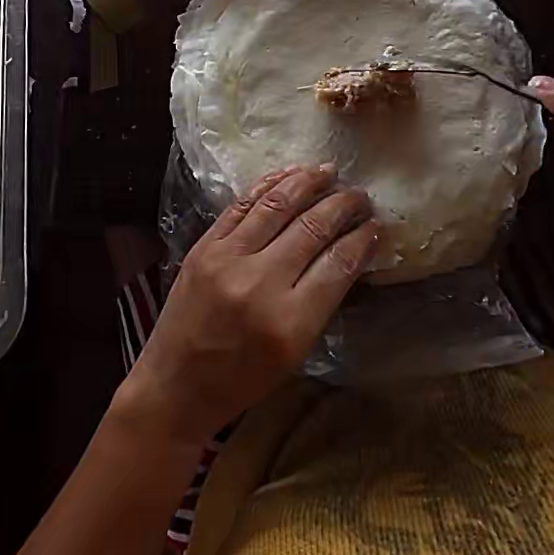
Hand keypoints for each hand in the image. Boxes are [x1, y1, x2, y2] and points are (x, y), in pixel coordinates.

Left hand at [113, 166, 384, 444]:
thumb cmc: (242, 379)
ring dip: (306, 183)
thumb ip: (320, 302)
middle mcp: (259, 283)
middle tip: (360, 195)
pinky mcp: (203, 247)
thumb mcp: (295, 352)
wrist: (176, 382)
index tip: (377, 225)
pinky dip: (267, 186)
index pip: (338, 265)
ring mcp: (226, 259)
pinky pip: (241, 207)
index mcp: (289, 322)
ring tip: (328, 171)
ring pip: (276, 207)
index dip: (362, 240)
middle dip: (342, 206)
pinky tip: (287, 175)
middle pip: (311, 229)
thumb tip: (347, 254)